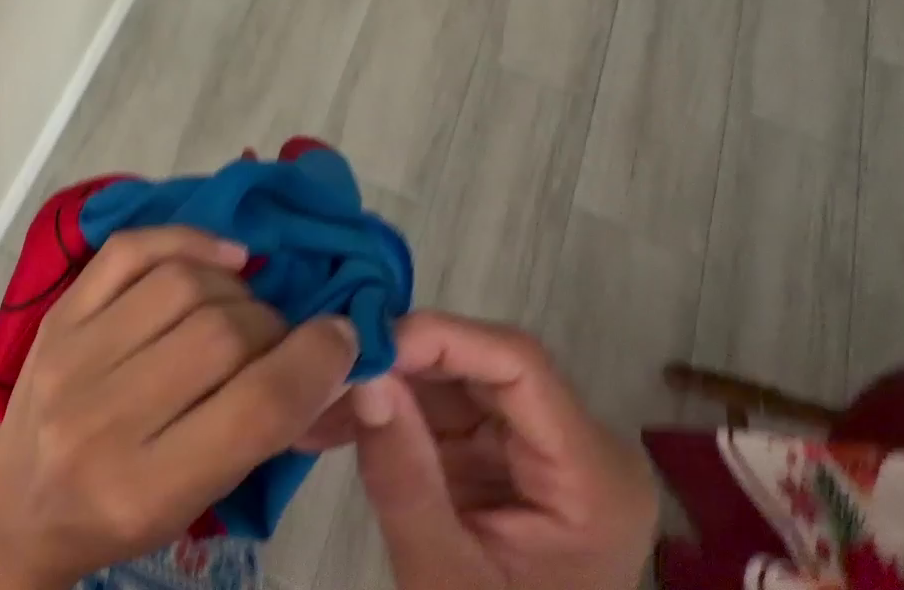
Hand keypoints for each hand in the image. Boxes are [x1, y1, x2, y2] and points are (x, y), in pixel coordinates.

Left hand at [0, 227, 360, 589]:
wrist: (22, 500)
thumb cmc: (123, 512)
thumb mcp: (200, 500)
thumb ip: (268, 434)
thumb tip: (337, 360)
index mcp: (148, 487)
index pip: (256, 406)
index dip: (316, 361)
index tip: (342, 337)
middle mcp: (102, 417)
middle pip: (221, 335)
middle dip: (275, 326)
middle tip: (283, 335)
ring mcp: (71, 355)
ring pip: (180, 284)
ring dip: (235, 288)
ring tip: (244, 305)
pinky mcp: (56, 314)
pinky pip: (129, 249)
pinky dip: (186, 240)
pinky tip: (220, 257)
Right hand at [312, 312, 657, 589]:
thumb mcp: (444, 576)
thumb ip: (404, 475)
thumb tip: (361, 375)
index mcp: (592, 475)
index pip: (518, 365)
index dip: (439, 338)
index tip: (361, 345)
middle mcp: (573, 444)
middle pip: (480, 365)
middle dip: (396, 362)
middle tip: (321, 370)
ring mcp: (534, 448)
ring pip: (448, 381)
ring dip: (379, 386)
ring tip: (311, 405)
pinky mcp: (497, 457)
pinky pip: (436, 411)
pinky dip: (384, 414)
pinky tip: (329, 425)